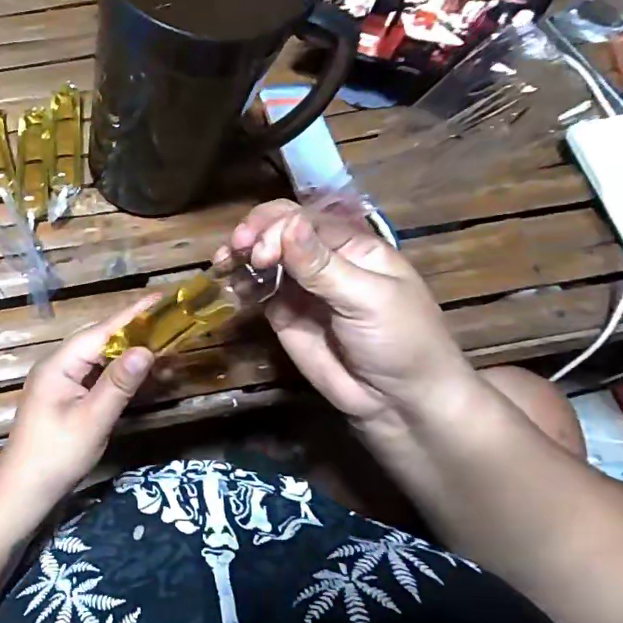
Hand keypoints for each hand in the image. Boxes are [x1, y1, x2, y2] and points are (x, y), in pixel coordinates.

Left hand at [0, 295, 160, 498]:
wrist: (25, 487)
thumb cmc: (57, 453)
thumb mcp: (92, 418)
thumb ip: (118, 383)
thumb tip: (145, 350)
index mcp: (58, 365)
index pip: (100, 331)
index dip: (131, 315)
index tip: (158, 298)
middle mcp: (56, 366)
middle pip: (98, 340)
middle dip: (131, 329)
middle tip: (166, 319)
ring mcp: (59, 382)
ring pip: (97, 358)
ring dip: (125, 351)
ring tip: (159, 340)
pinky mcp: (64, 397)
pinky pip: (93, 375)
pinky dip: (116, 372)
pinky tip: (136, 372)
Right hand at [228, 199, 475, 425]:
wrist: (397, 402)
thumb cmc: (400, 341)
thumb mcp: (367, 299)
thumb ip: (322, 265)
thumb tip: (286, 223)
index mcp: (351, 246)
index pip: (304, 221)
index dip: (276, 228)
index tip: (260, 252)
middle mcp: (322, 259)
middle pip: (279, 231)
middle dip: (254, 234)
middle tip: (235, 250)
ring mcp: (300, 287)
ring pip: (263, 258)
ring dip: (240, 255)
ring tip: (222, 264)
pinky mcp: (282, 313)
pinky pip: (256, 290)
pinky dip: (240, 284)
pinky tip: (230, 287)